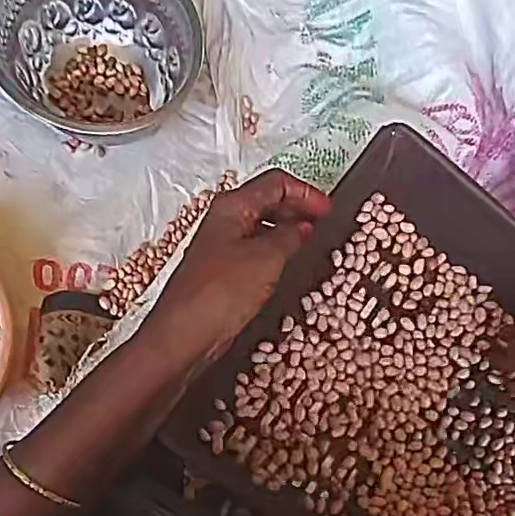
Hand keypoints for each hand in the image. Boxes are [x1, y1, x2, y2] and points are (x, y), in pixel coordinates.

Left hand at [143, 169, 330, 363]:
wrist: (186, 331)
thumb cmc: (221, 291)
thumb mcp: (267, 258)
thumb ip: (289, 237)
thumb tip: (302, 228)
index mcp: (232, 206)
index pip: (275, 184)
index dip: (305, 192)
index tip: (327, 208)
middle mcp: (224, 221)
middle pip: (266, 201)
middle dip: (297, 208)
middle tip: (322, 222)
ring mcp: (222, 247)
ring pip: (260, 227)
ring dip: (286, 230)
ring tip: (308, 242)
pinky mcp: (223, 272)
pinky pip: (254, 251)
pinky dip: (274, 251)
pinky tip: (285, 265)